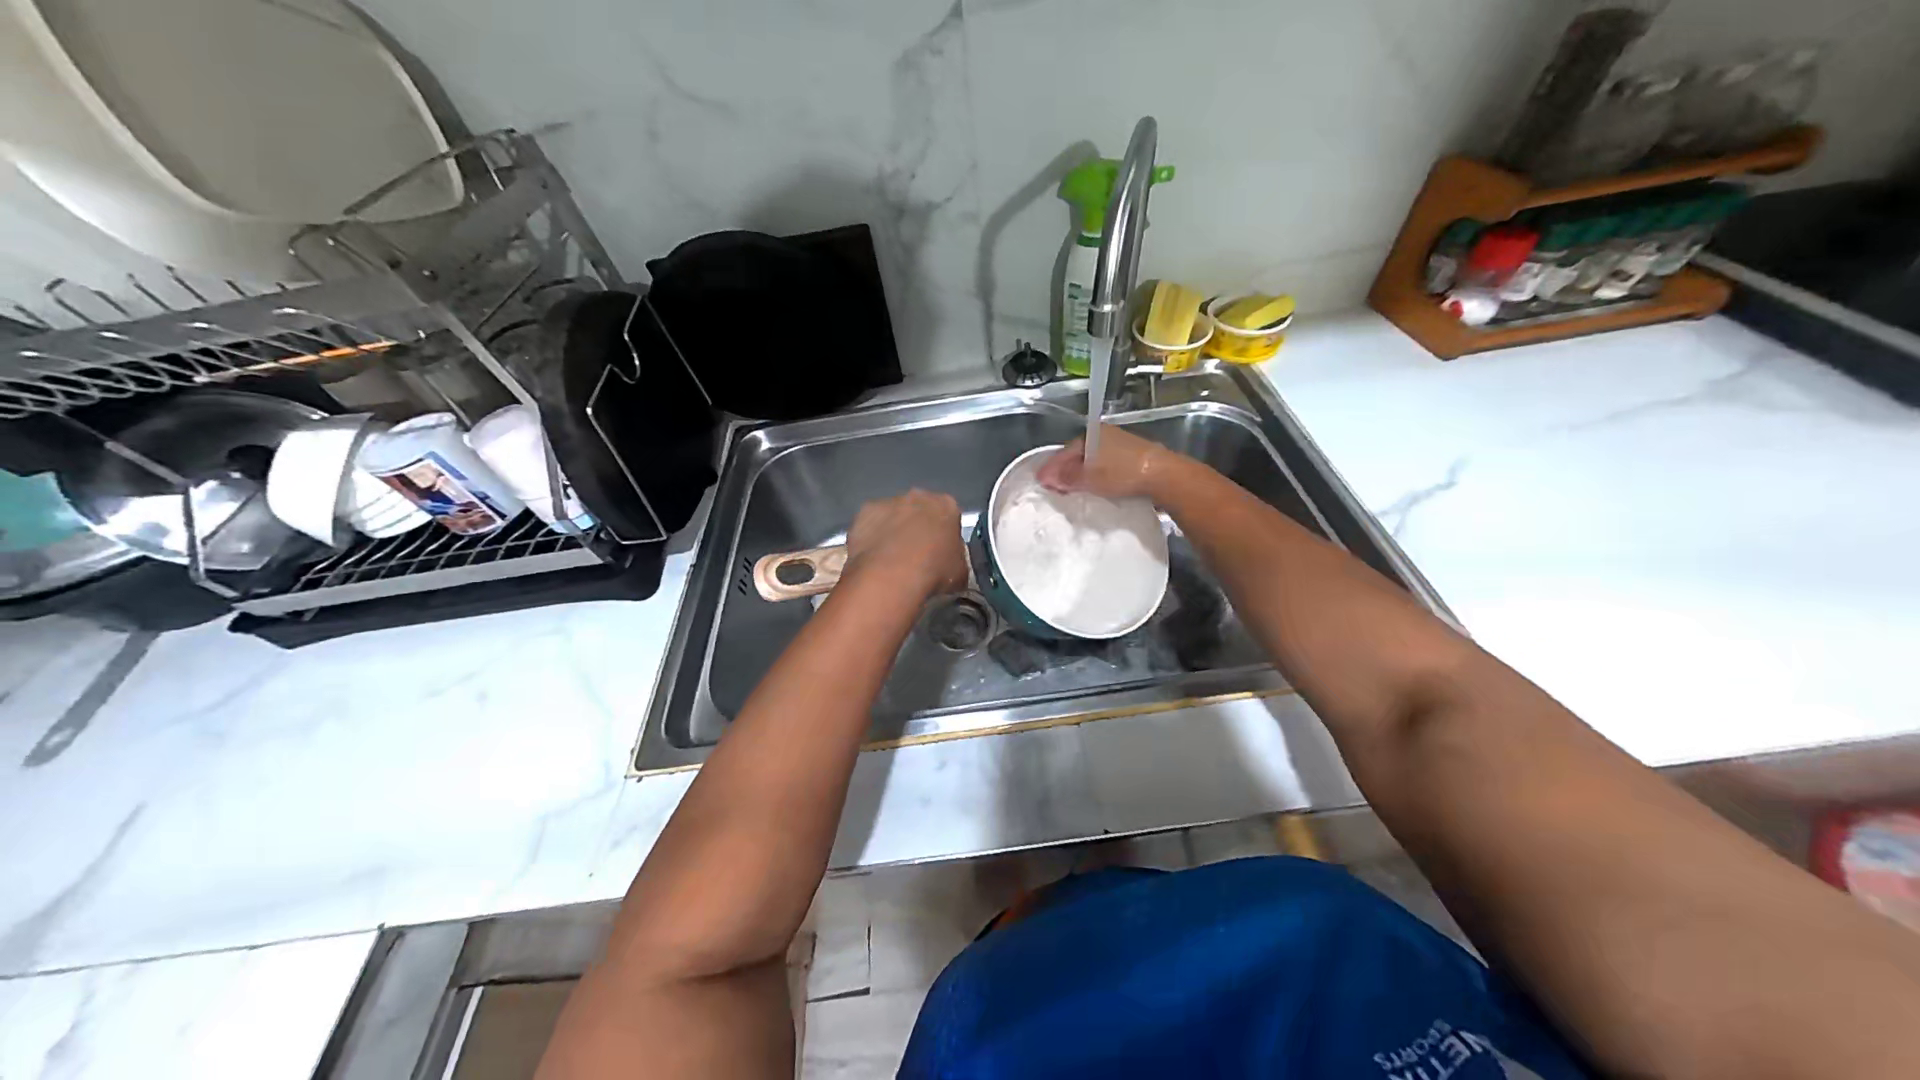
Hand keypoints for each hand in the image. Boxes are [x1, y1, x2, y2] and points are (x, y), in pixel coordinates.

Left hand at [844, 489, 967, 596]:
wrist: (892, 575)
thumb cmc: (934, 571)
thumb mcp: (960, 572)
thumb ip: (956, 559)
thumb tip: (950, 562)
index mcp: (946, 506)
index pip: (948, 515)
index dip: (943, 534)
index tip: (939, 552)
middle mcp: (918, 495)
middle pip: (919, 509)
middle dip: (916, 526)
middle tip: (914, 554)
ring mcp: (888, 501)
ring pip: (892, 515)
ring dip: (892, 530)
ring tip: (889, 559)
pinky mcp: (864, 512)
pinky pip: (870, 524)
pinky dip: (870, 536)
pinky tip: (871, 557)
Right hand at [1035, 425, 1170, 499]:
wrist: (1163, 475)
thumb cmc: (1122, 473)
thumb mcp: (1089, 477)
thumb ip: (1066, 477)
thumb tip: (1047, 477)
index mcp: (1092, 434)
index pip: (1064, 452)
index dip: (1052, 468)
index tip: (1042, 482)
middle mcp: (1105, 435)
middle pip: (1078, 455)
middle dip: (1066, 471)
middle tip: (1055, 488)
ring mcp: (1121, 445)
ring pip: (1093, 461)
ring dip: (1082, 474)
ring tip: (1074, 490)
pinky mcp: (1134, 458)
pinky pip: (1107, 466)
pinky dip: (1098, 476)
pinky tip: (1097, 487)